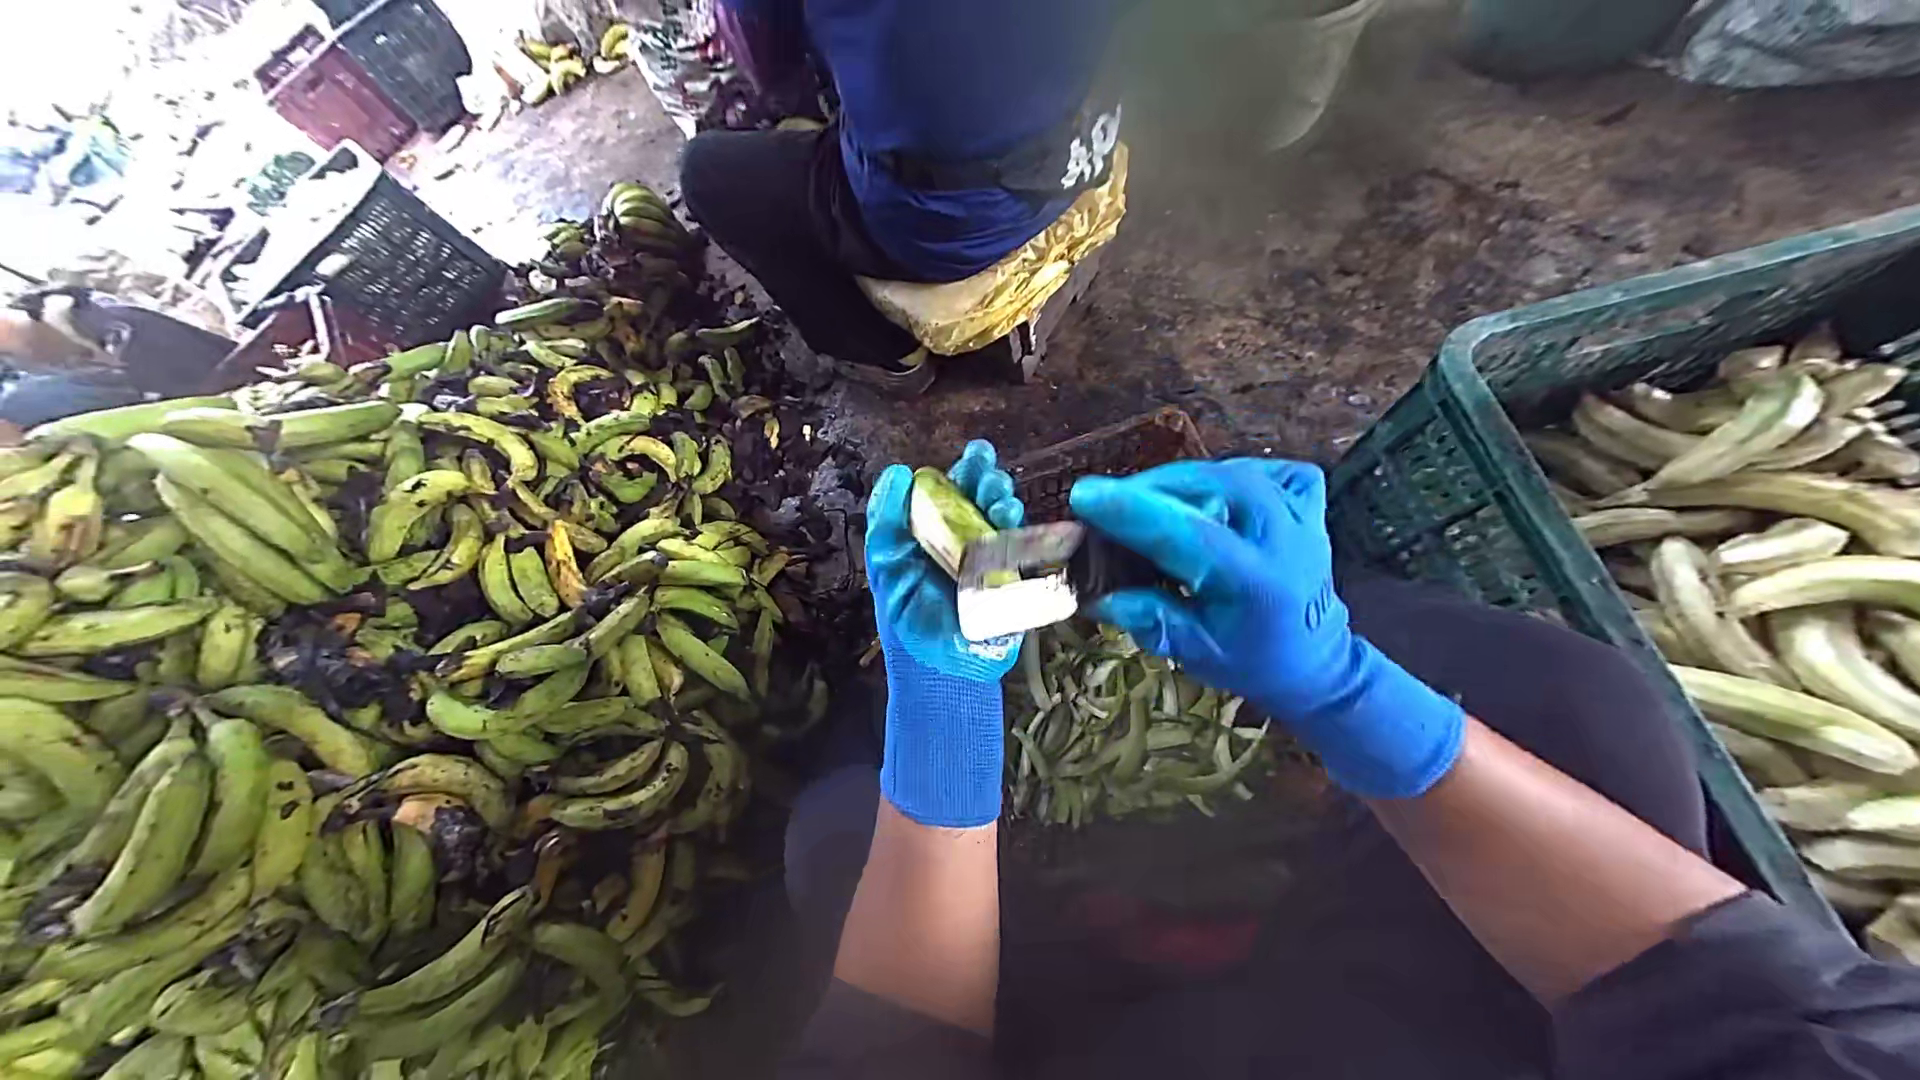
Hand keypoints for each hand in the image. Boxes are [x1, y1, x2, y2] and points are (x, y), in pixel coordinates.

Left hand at [865, 440, 1024, 825]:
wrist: (932, 665)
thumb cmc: (906, 613)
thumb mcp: (886, 563)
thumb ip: (887, 519)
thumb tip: (899, 473)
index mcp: (942, 530)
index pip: (960, 490)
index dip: (971, 470)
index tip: (980, 454)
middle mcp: (973, 540)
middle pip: (990, 502)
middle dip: (994, 485)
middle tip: (991, 478)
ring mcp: (998, 563)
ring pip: (1010, 525)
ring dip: (1008, 508)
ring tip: (1002, 502)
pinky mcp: (1015, 588)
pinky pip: (1026, 559)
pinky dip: (1023, 543)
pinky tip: (1015, 532)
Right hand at [1069, 459, 1464, 798]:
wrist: (1314, 658)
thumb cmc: (1250, 660)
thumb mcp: (1196, 651)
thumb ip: (1150, 620)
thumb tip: (1096, 595)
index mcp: (1256, 581)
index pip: (1186, 532)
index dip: (1131, 511)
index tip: (1084, 495)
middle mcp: (1283, 536)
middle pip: (1206, 487)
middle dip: (1147, 490)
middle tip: (1106, 503)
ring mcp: (1299, 510)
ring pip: (1226, 471)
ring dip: (1176, 482)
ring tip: (1141, 502)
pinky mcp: (1304, 497)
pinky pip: (1256, 468)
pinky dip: (1220, 474)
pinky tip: (1202, 495)